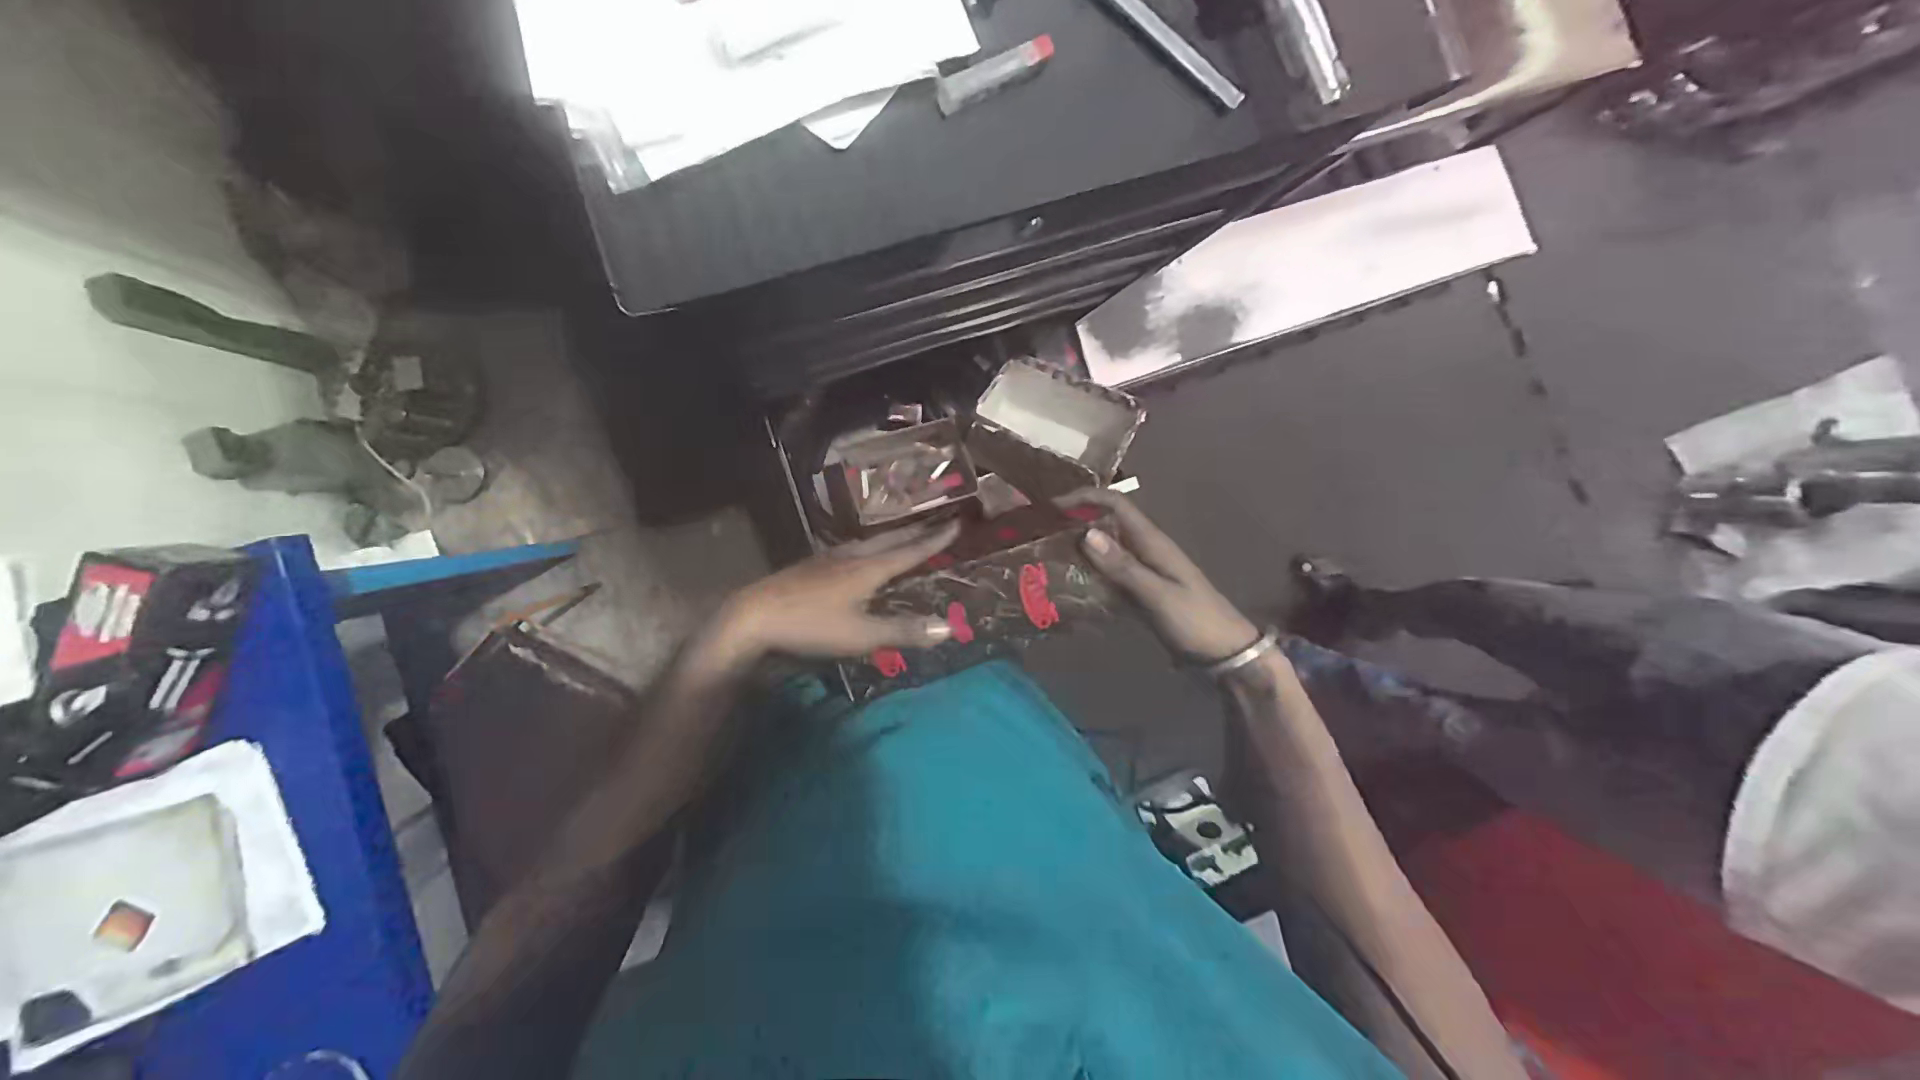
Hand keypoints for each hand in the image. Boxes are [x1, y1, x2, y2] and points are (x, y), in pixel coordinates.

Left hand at [708, 521, 960, 663]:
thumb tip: (949, 628)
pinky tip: (860, 553)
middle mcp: (852, 556)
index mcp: (868, 569)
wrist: (752, 616)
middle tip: (939, 522)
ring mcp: (828, 559)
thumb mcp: (862, 635)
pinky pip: (852, 548)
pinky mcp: (811, 566)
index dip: (934, 541)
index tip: (956, 524)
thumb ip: (905, 631)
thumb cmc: (811, 625)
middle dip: (917, 532)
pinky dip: (870, 546)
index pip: (910, 552)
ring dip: (892, 537)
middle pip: (891, 540)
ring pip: (870, 542)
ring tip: (905, 534)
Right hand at [1063, 489, 1261, 663]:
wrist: (1225, 654)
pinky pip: (1108, 574)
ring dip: (1078, 547)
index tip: (1052, 506)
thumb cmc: (1196, 621)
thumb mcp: (1158, 594)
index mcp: (1153, 542)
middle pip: (1107, 522)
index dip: (1085, 497)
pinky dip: (1088, 572)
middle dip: (1076, 520)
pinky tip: (1067, 583)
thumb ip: (1124, 566)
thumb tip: (1085, 533)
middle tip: (1040, 532)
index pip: (1116, 504)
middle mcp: (1145, 550)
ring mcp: (1143, 571)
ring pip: (1105, 548)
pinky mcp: (1139, 592)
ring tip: (1044, 554)